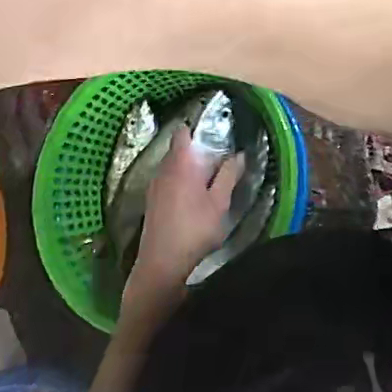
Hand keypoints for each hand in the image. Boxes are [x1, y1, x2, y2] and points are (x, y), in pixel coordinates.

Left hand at [125, 129, 241, 301]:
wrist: (161, 264)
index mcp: (179, 163)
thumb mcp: (219, 202)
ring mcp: (154, 186)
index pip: (183, 133)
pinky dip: (181, 180)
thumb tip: (238, 155)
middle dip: (198, 150)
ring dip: (189, 167)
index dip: (197, 128)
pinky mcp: (152, 202)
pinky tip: (194, 195)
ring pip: (173, 166)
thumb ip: (229, 175)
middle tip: (220, 158)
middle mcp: (163, 169)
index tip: (214, 131)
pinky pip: (168, 179)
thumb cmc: (194, 229)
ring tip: (210, 177)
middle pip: (178, 149)